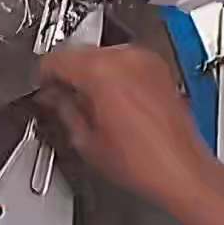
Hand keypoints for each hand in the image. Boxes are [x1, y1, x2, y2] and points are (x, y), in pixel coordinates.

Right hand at [36, 45, 223, 211]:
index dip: (43, 74)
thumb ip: (63, 109)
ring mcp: (145, 60)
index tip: (42, 85)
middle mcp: (125, 58)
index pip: (56, 58)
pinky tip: (111, 101)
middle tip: (59, 96)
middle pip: (80, 52)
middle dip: (67, 73)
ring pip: (103, 54)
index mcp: (101, 71)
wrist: (181, 171)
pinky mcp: (158, 68)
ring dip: (91, 72)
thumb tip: (53, 97)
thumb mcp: (86, 140)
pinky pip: (125, 61)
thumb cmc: (144, 163)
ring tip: (88, 103)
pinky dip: (114, 74)